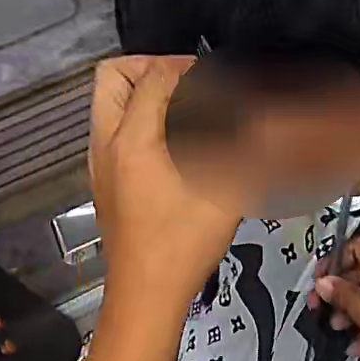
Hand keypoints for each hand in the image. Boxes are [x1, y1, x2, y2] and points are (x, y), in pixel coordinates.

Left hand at [88, 56, 243, 312]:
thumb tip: (260, 123)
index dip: (187, 67)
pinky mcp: (102, 183)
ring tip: (182, 110)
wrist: (146, 293)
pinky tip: (170, 146)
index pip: (154, 77)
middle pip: (113, 76)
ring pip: (107, 104)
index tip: (216, 76)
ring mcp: (99, 164)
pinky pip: (110, 131)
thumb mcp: (225, 196)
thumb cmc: (183, 244)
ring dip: (140, 94)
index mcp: (133, 139)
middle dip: (149, 67)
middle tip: (186, 82)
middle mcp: (107, 143)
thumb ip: (243, 153)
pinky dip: (135, 121)